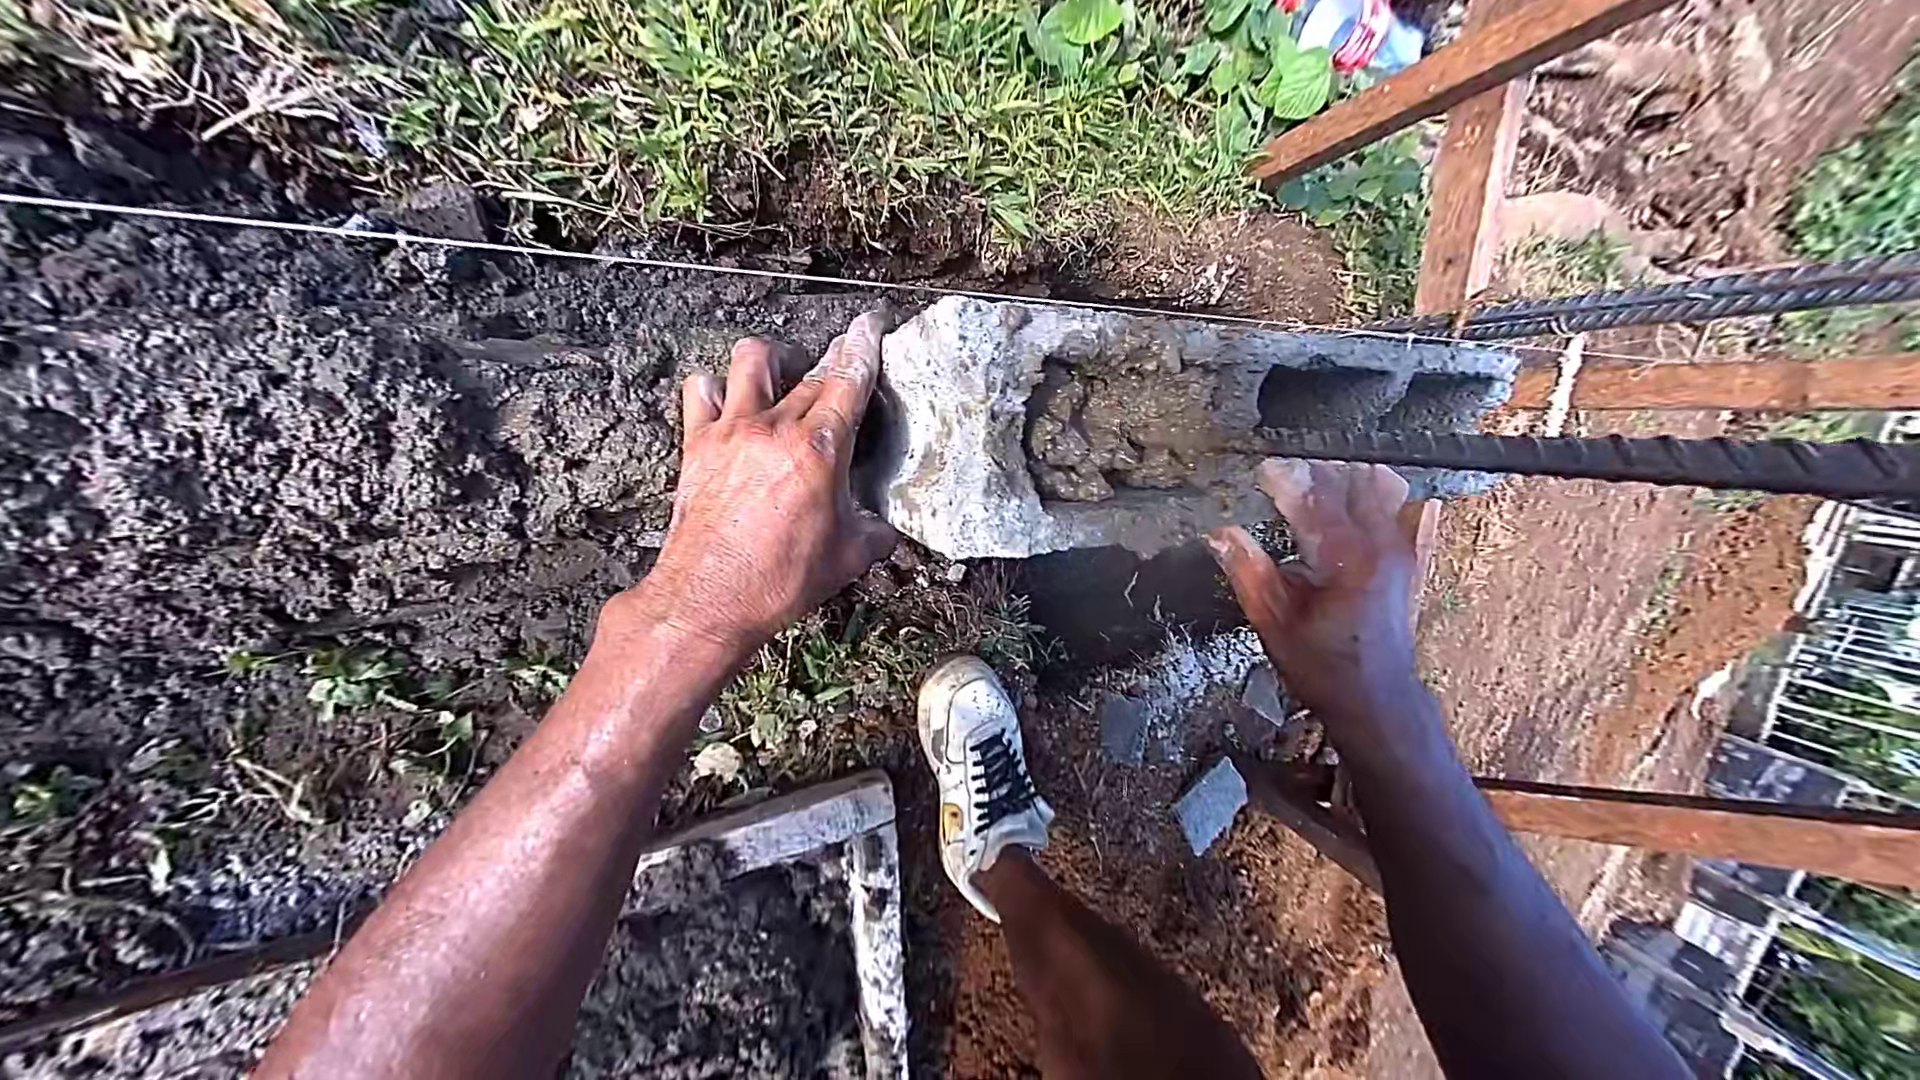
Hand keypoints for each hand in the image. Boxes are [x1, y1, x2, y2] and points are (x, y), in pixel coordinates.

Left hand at [613, 313, 897, 653]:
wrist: (709, 599)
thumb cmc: (777, 580)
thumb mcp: (848, 558)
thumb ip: (875, 532)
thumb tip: (884, 529)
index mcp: (818, 451)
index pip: (848, 380)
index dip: (864, 346)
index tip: (870, 325)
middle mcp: (774, 429)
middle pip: (811, 372)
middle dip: (832, 362)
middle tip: (842, 368)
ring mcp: (731, 431)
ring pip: (752, 359)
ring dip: (775, 359)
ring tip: (786, 375)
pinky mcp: (698, 444)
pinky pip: (703, 390)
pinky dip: (720, 388)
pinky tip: (733, 405)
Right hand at [1207, 459, 1417, 719]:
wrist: (1376, 697)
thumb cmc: (1322, 665)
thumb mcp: (1271, 621)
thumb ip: (1246, 570)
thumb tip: (1219, 532)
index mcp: (1346, 560)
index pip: (1314, 498)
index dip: (1284, 478)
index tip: (1260, 471)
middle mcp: (1381, 545)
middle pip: (1350, 479)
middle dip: (1311, 472)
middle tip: (1277, 480)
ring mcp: (1402, 548)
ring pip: (1377, 484)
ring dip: (1339, 478)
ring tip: (1306, 488)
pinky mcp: (1407, 555)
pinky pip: (1397, 503)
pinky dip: (1368, 492)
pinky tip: (1342, 501)